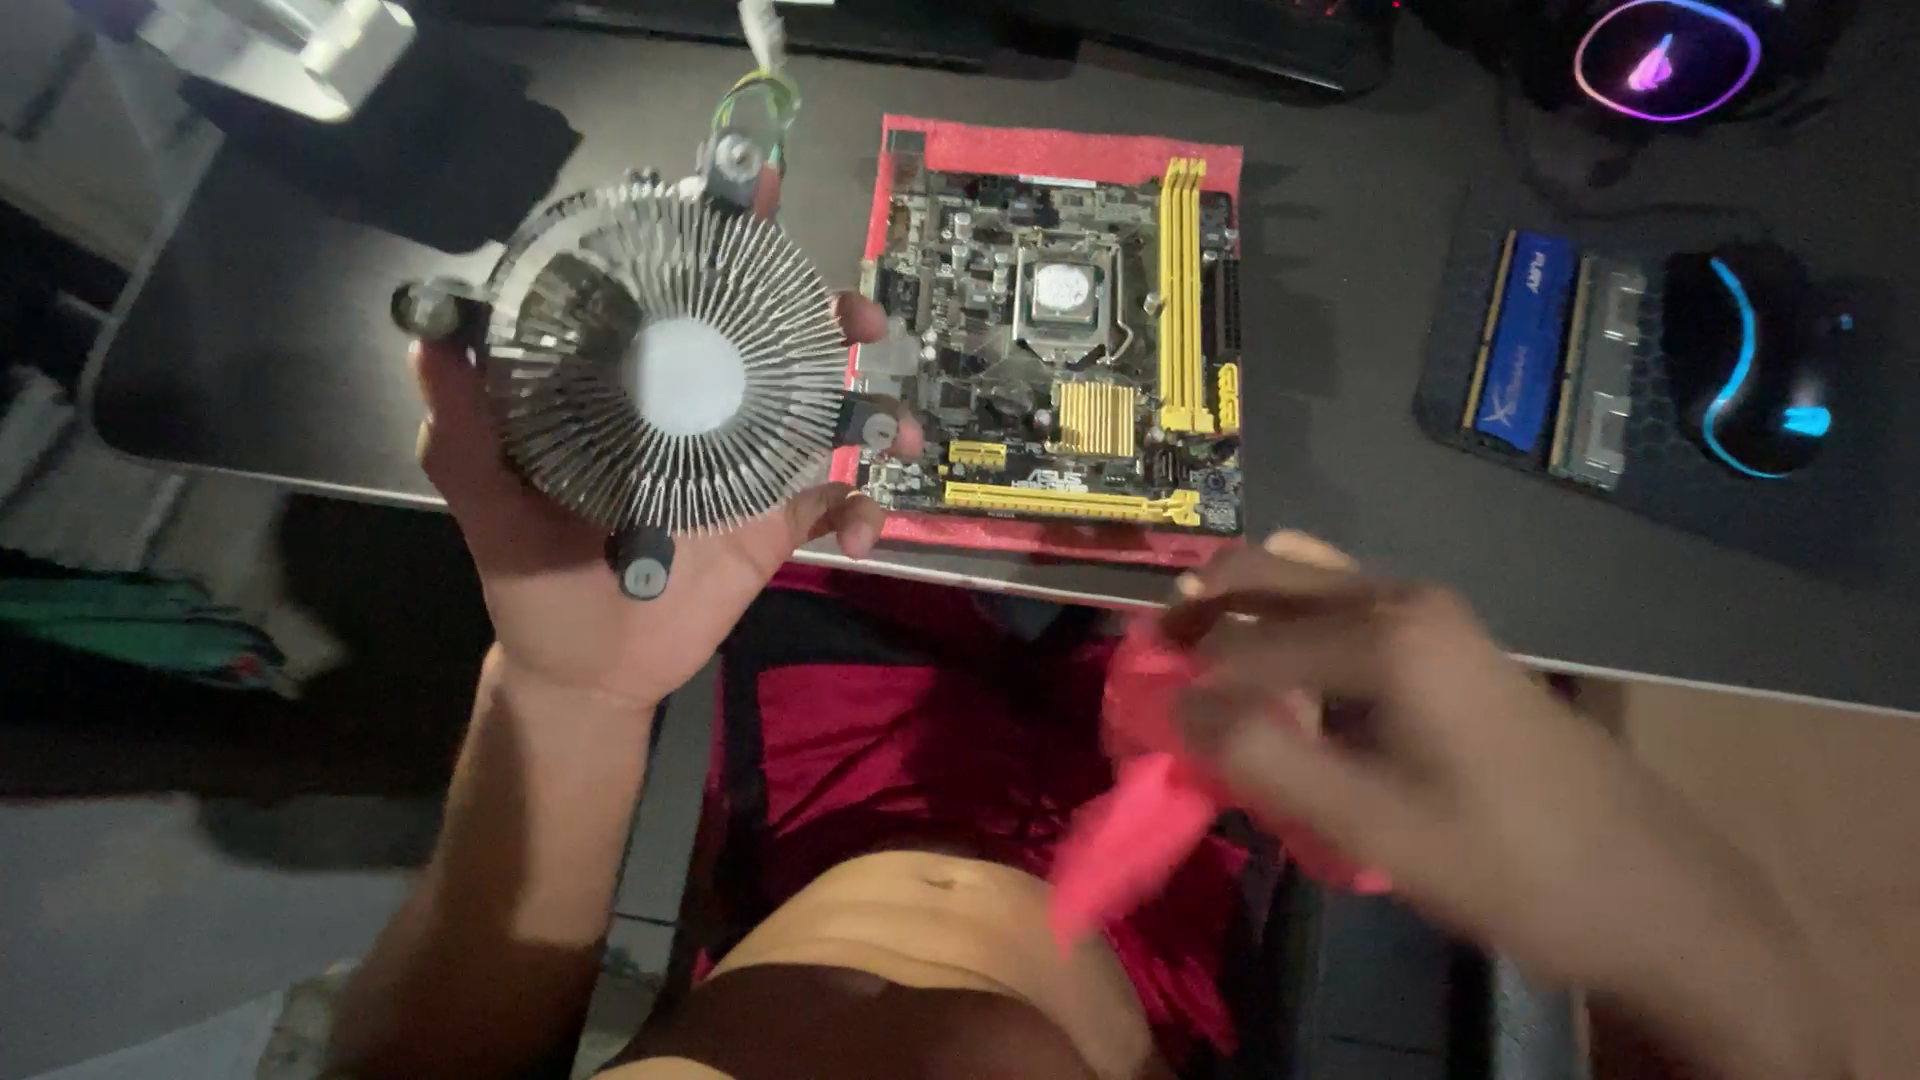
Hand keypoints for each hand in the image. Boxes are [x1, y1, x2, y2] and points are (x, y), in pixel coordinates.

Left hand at [412, 172, 920, 708]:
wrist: (589, 669)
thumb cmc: (535, 581)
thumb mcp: (488, 502)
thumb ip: (466, 428)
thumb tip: (432, 333)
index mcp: (646, 394)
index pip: (689, 304)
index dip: (729, 249)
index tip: (763, 203)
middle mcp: (706, 417)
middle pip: (781, 350)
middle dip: (831, 322)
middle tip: (858, 322)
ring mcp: (749, 473)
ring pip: (829, 422)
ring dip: (877, 415)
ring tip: (898, 434)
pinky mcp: (778, 529)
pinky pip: (838, 508)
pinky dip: (863, 514)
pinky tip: (862, 536)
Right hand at [1162, 535, 1801, 993]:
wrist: (1661, 896)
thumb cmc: (1510, 864)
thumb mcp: (1372, 829)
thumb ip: (1262, 759)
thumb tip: (1176, 706)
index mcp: (1385, 633)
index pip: (1244, 645)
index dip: (1188, 684)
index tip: (1155, 724)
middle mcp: (1400, 596)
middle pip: (1262, 575)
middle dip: (1198, 611)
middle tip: (1153, 658)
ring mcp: (1426, 607)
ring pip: (1297, 578)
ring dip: (1237, 606)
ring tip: (1195, 652)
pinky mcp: (1441, 632)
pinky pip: (1336, 595)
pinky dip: (1283, 610)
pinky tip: (1270, 644)